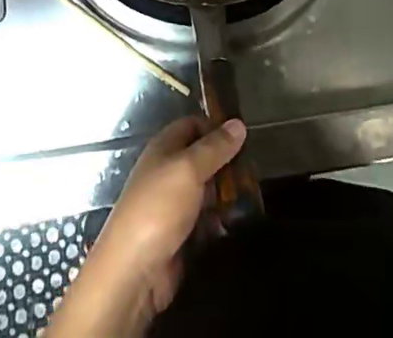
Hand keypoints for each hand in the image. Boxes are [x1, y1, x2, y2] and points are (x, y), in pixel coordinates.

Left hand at [47, 116, 245, 337]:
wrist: (135, 269)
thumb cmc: (158, 208)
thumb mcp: (188, 169)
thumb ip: (214, 148)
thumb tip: (238, 123)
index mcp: (164, 148)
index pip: (192, 126)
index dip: (216, 128)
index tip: (245, 138)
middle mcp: (168, 172)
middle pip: (203, 160)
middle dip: (228, 165)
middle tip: (257, 173)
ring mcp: (175, 205)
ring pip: (209, 192)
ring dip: (228, 196)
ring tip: (256, 200)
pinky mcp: (182, 234)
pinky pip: (208, 221)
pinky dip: (222, 222)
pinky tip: (242, 226)